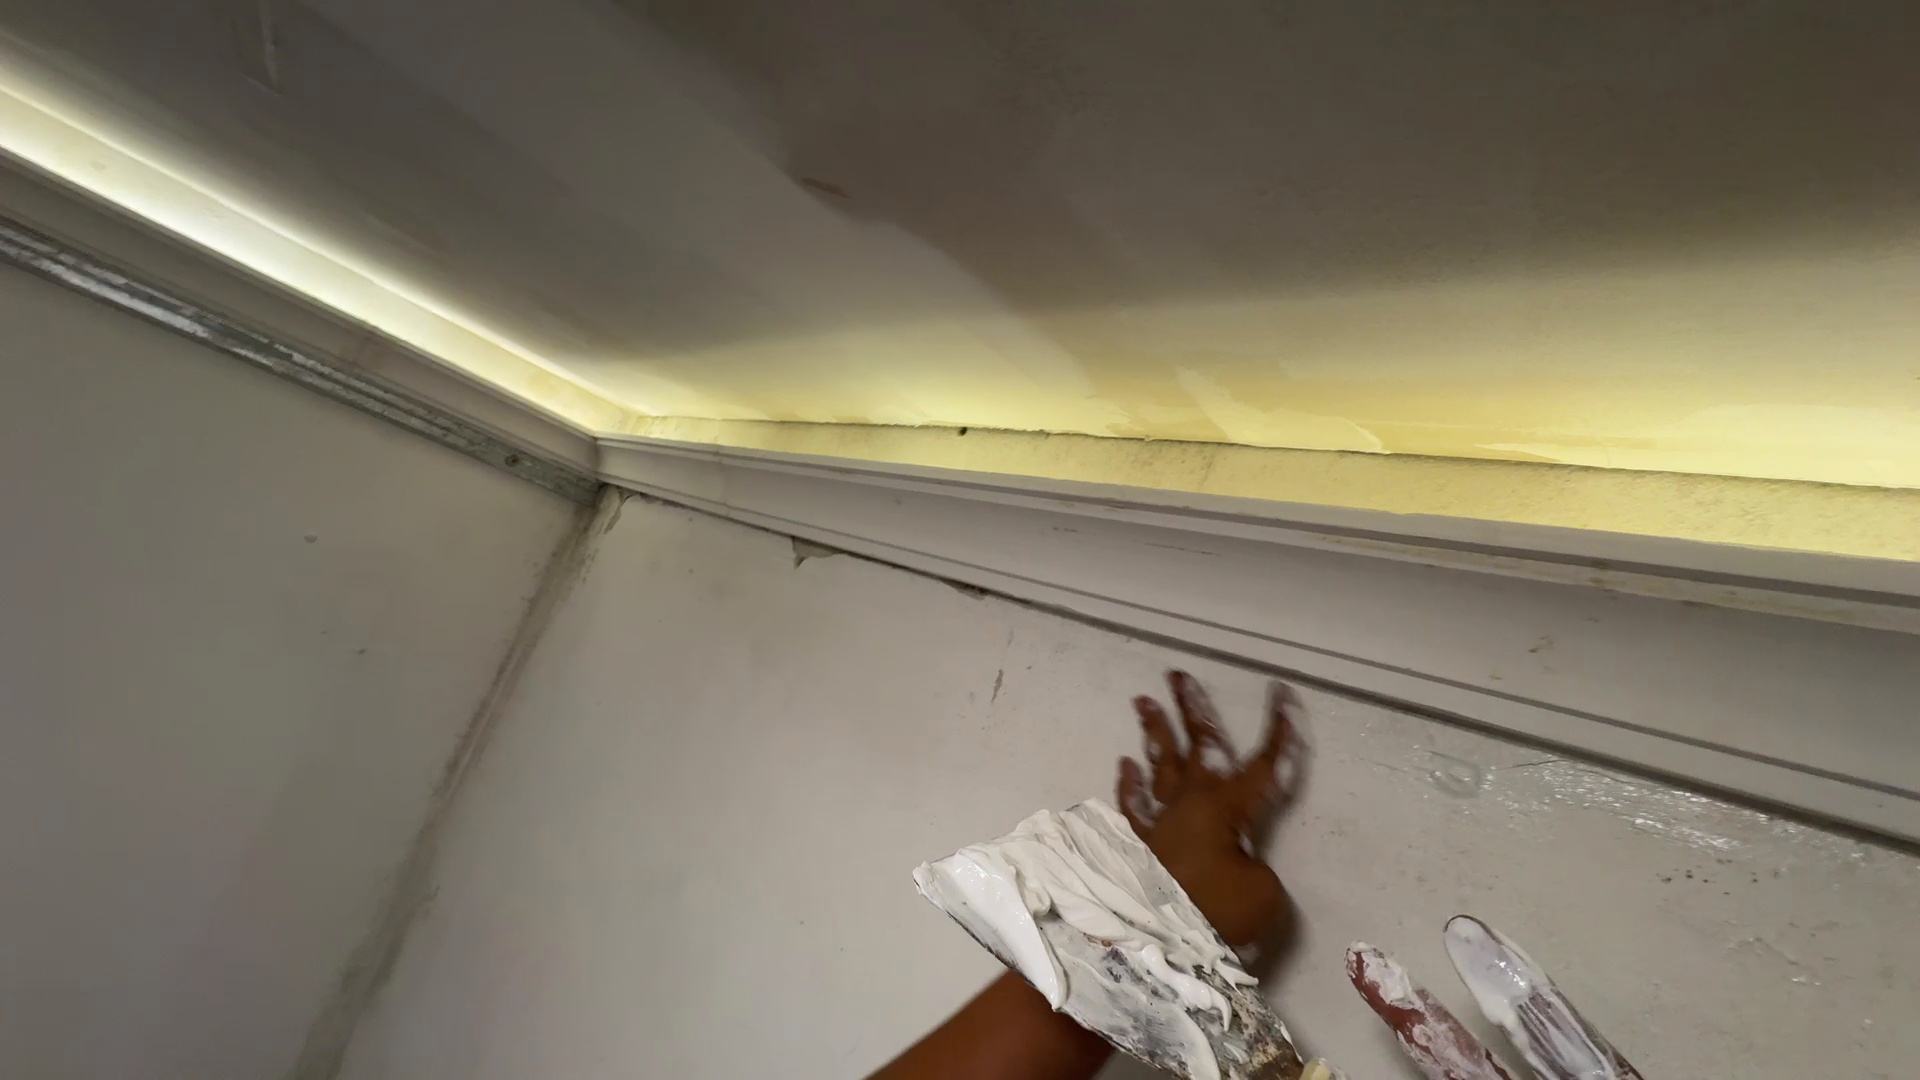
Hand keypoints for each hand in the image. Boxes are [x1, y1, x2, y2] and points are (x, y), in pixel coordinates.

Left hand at [1116, 670, 1299, 951]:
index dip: (1280, 730)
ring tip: (1144, 701)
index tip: (1281, 692)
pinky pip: (1131, 802)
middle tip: (1178, 674)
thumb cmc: (1213, 915)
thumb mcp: (1265, 896)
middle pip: (1196, 744)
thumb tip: (1231, 858)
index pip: (1267, 764)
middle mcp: (1190, 801)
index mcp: (1228, 808)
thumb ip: (1257, 865)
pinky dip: (1129, 782)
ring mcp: (1158, 817)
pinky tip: (1125, 763)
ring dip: (1154, 731)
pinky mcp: (1133, 838)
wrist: (1150, 940)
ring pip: (1158, 762)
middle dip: (1192, 707)